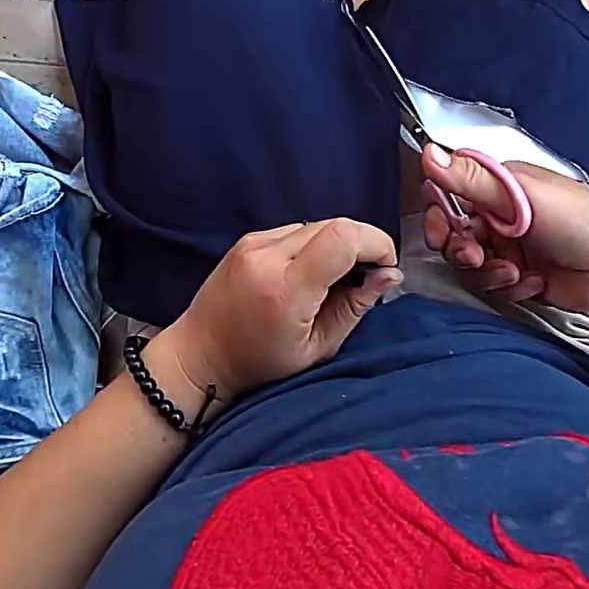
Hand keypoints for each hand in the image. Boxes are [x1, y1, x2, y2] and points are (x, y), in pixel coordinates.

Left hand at [160, 218, 400, 399]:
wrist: (199, 355)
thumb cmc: (259, 363)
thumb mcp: (317, 348)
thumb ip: (355, 307)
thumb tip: (389, 275)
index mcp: (286, 289)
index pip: (343, 238)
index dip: (376, 244)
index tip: (385, 267)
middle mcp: (267, 257)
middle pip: (335, 225)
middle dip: (363, 243)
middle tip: (367, 274)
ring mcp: (253, 243)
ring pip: (317, 224)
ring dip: (338, 243)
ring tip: (336, 277)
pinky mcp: (249, 239)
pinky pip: (296, 229)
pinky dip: (314, 244)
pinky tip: (309, 272)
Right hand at [422, 144, 588, 313]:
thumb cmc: (583, 222)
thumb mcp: (522, 196)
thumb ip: (472, 178)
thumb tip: (430, 154)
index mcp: (498, 187)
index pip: (449, 195)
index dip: (439, 215)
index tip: (443, 230)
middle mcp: (499, 215)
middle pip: (453, 234)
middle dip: (460, 249)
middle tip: (475, 255)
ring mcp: (507, 246)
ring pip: (469, 265)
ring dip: (488, 272)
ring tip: (514, 271)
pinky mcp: (515, 275)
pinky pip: (491, 286)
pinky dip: (509, 288)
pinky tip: (534, 281)